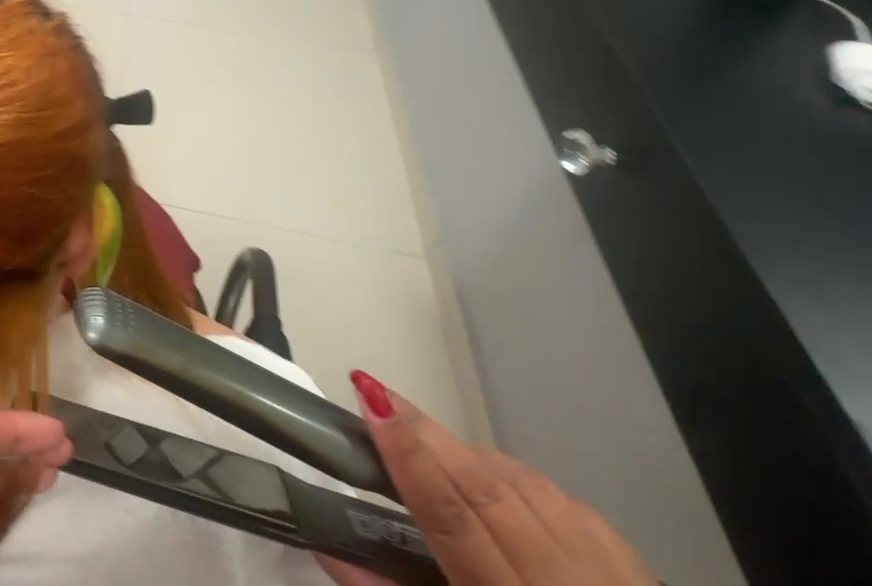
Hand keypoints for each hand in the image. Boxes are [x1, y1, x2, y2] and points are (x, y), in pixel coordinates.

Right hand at [329, 371, 657, 585]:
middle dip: (427, 434)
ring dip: (465, 451)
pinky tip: (485, 473)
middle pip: (485, 487)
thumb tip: (328, 547)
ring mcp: (607, 568)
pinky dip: (513, 475)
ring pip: (524, 484)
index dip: (409, 457)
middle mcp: (562, 577)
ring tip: (420, 431)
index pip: (451, 517)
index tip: (372, 401)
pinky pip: (560, 498)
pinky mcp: (632, 562)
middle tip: (377, 392)